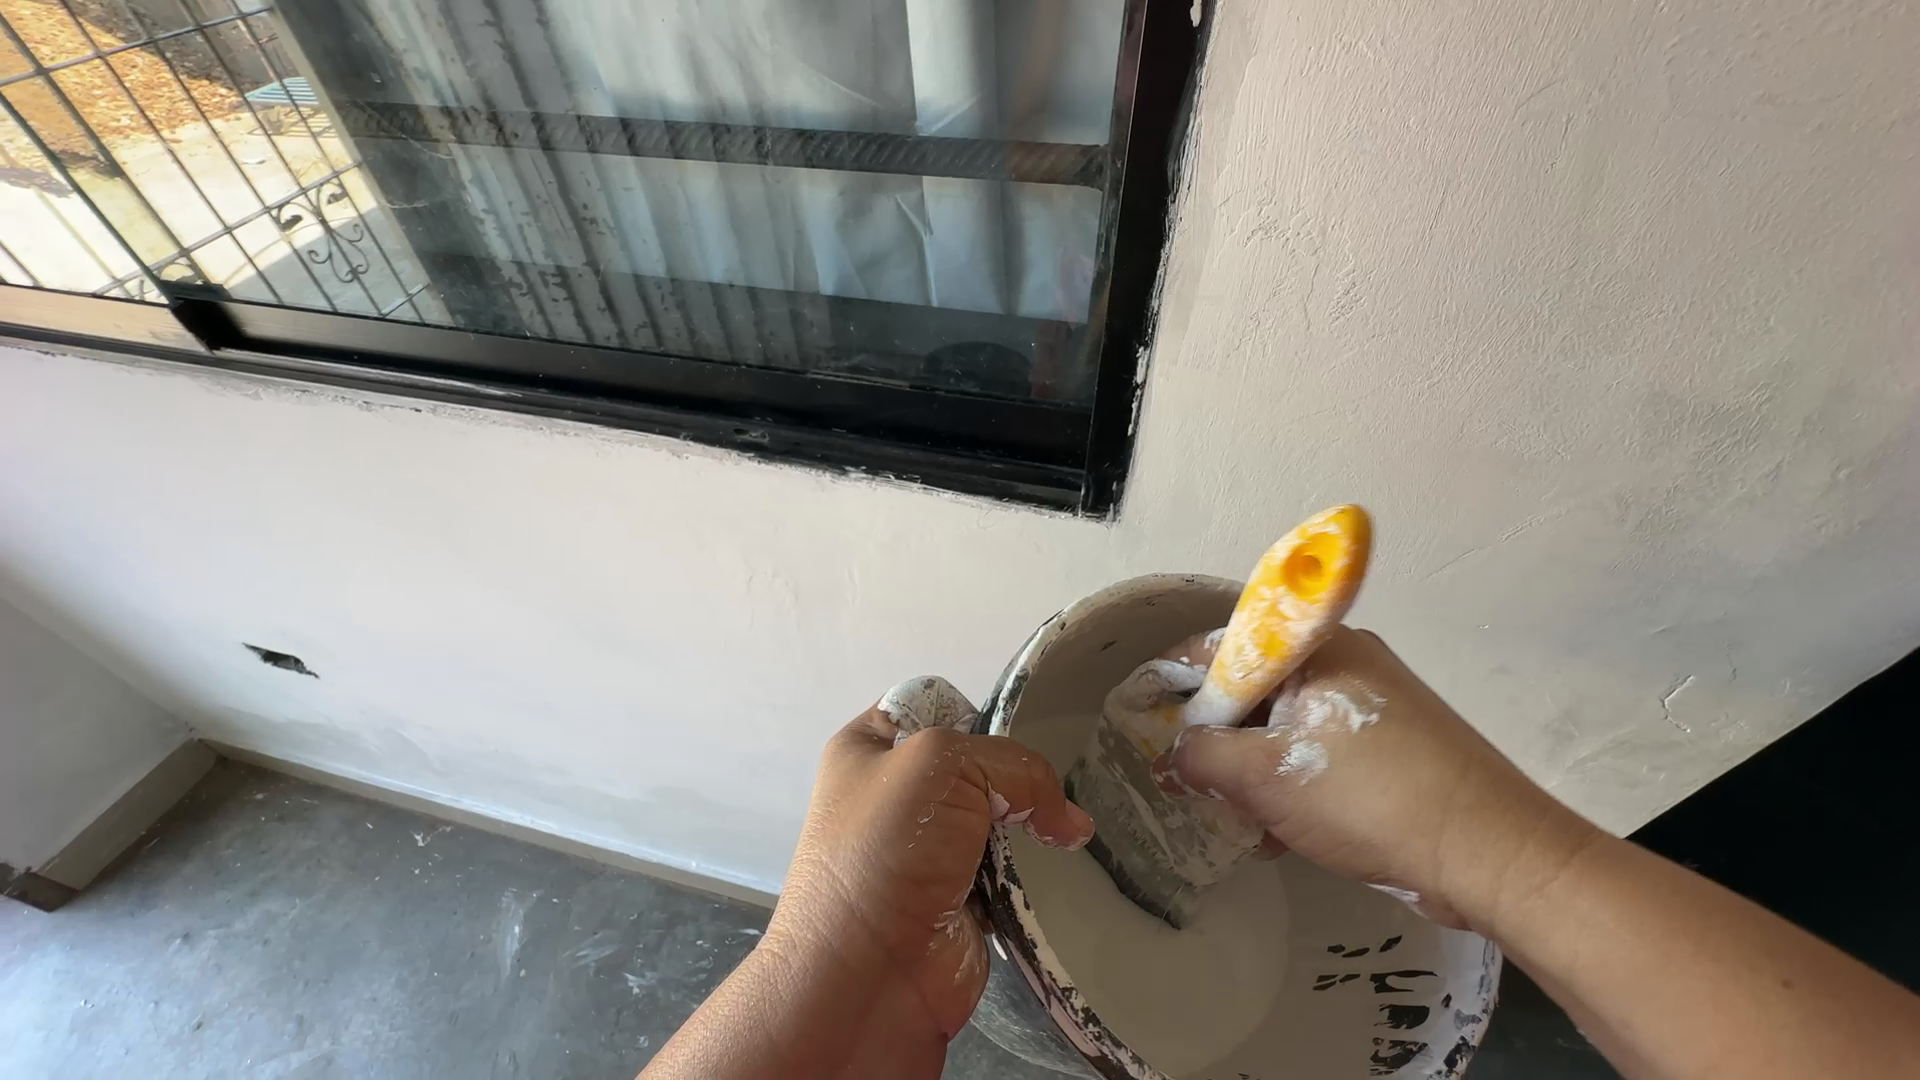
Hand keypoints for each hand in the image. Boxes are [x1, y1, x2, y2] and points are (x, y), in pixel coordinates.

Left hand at [768, 678, 1093, 1050]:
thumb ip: (1016, 767)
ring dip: (1027, 825)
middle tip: (1048, 785)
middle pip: (974, 762)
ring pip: (996, 817)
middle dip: (1011, 774)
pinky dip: (1029, 870)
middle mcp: (895, 792)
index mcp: (869, 746)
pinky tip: (1056, 863)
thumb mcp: (944, 764)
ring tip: (1061, 828)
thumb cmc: (888, 848)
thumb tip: (1071, 822)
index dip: (974, 710)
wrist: (865, 977)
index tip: (1015, 727)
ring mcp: (925, 848)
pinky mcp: (957, 897)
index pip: (932, 704)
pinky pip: (1006, 869)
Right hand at [1153, 626, 1595, 928]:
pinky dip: (1290, 780)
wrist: (1500, 856)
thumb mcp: (1265, 777)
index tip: (1136, 709)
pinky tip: (1282, 830)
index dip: (1170, 678)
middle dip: (1217, 740)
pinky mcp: (1390, 740)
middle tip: (1196, 782)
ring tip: (1245, 821)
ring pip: (1281, 725)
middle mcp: (1340, 660)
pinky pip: (1316, 747)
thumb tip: (1167, 756)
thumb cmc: (1371, 799)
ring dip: (1252, 770)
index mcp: (1312, 647)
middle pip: (1250, 690)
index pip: (1218, 647)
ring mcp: (1369, 700)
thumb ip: (1200, 756)